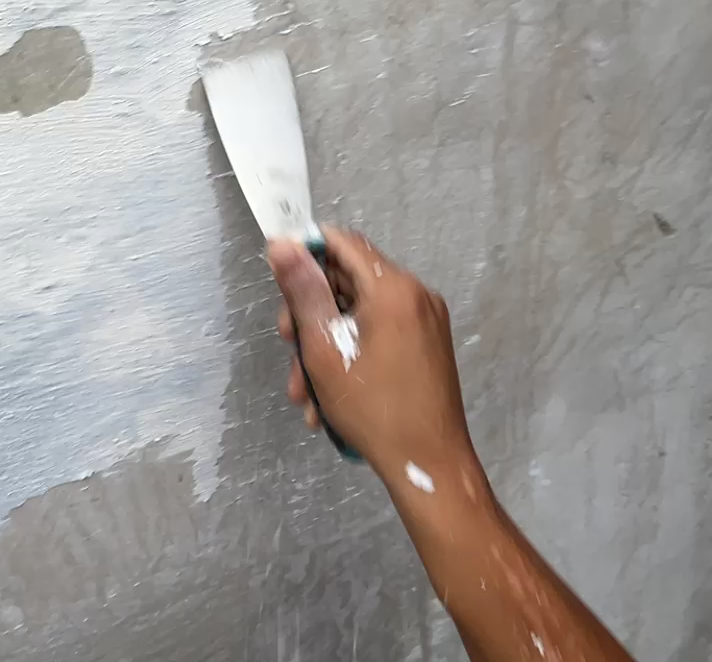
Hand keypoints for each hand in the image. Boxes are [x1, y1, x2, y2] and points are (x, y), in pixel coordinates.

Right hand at [269, 229, 479, 491]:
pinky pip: (377, 332)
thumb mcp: (324, 348)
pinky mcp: (426, 344)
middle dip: (310, 312)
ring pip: (358, 313)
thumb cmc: (374, 408)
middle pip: (347, 280)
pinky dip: (350, 352)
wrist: (431, 469)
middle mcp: (414, 294)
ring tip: (304, 390)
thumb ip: (302, 290)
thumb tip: (282, 243)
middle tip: (288, 345)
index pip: (342, 242)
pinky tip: (328, 395)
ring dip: (325, 343)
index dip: (306, 253)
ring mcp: (425, 320)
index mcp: (393, 288)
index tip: (280, 283)